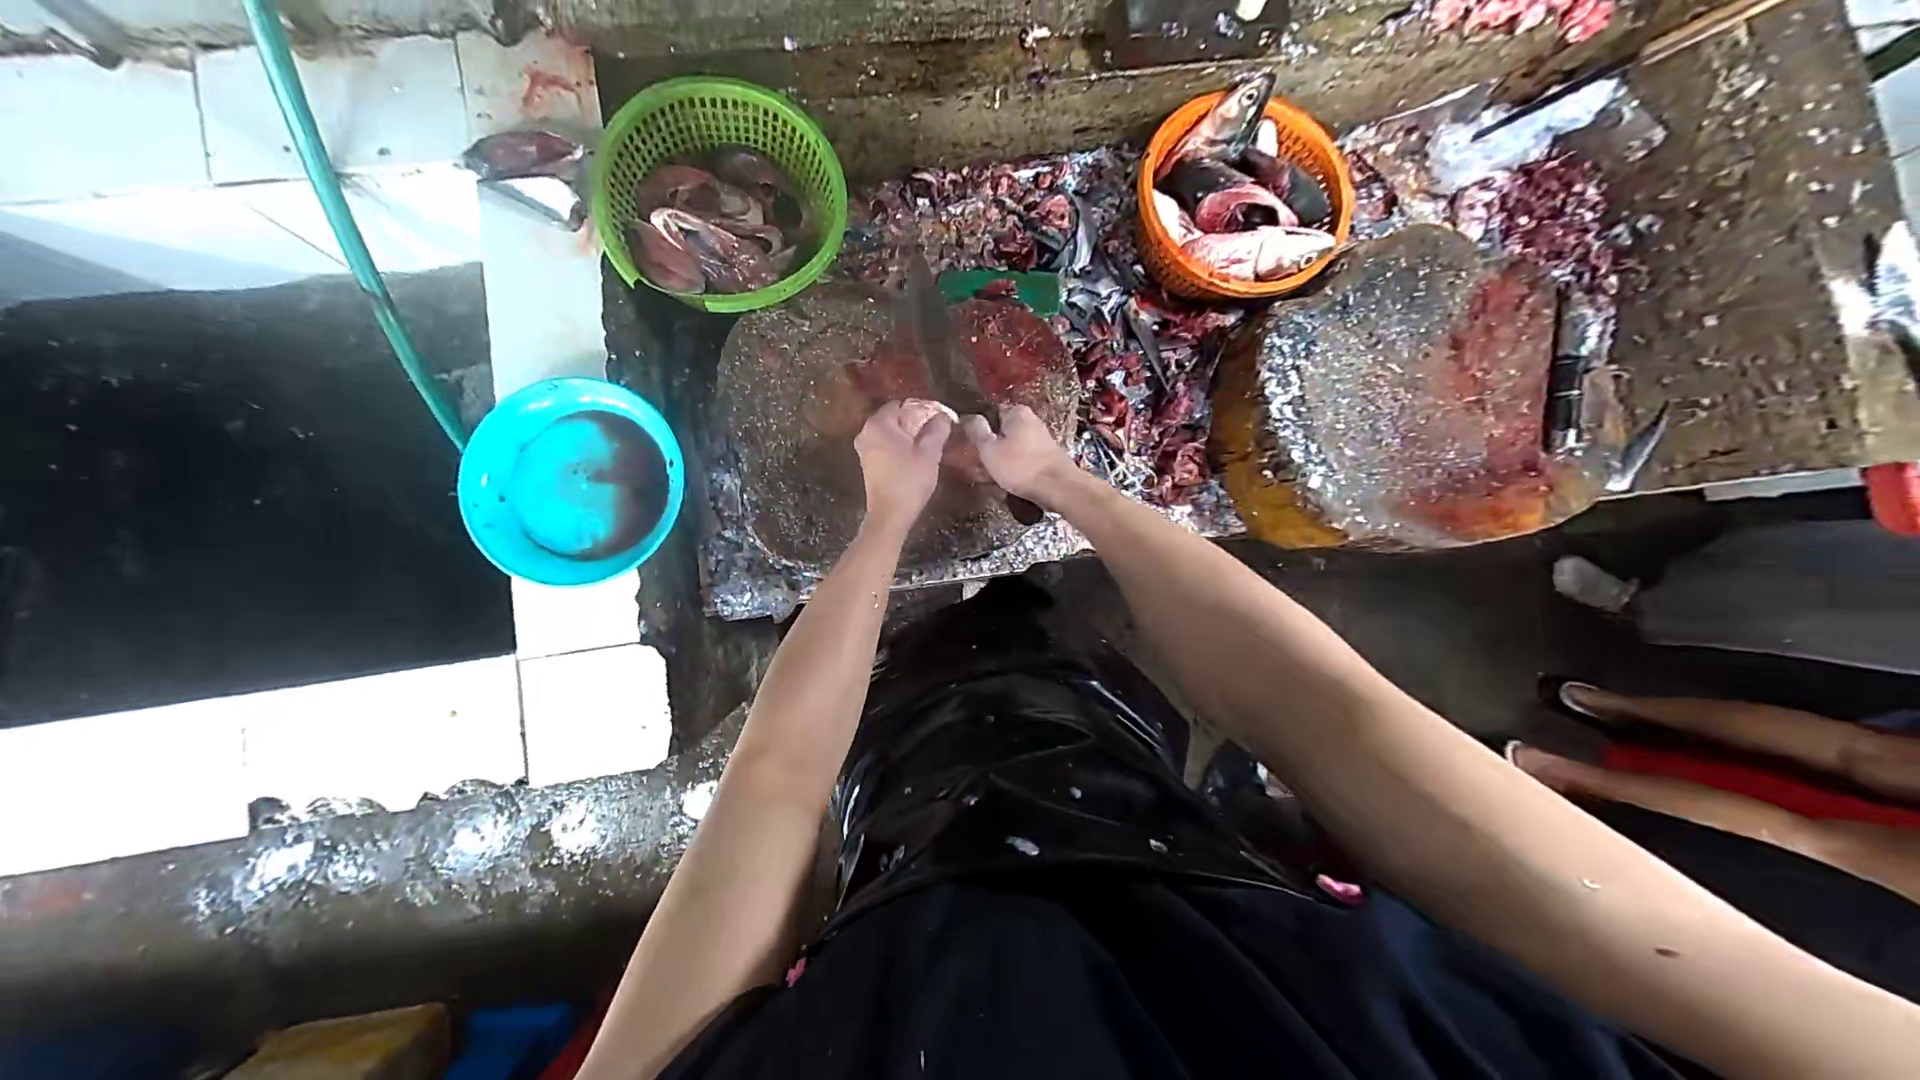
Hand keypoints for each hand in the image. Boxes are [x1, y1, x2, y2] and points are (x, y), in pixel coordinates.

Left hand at [855, 399, 953, 537]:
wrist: (890, 515)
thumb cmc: (909, 481)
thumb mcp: (929, 453)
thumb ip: (937, 430)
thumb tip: (943, 416)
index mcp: (878, 424)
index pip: (902, 404)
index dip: (922, 408)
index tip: (939, 417)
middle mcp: (866, 432)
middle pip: (894, 417)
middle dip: (915, 421)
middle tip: (937, 430)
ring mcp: (864, 449)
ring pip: (890, 432)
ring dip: (908, 435)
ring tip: (929, 443)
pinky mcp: (867, 463)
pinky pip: (885, 445)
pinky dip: (899, 446)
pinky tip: (914, 455)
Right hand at [960, 405, 1082, 507]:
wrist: (1059, 488)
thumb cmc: (1020, 466)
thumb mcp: (989, 449)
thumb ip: (976, 430)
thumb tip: (968, 416)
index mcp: (1017, 412)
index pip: (990, 414)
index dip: (978, 430)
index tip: (970, 445)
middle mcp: (1032, 420)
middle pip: (1002, 432)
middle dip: (991, 447)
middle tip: (979, 465)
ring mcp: (1042, 438)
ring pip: (1013, 447)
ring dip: (1002, 460)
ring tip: (992, 477)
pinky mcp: (1048, 456)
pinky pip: (1024, 459)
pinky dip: (1016, 468)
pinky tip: (1009, 481)